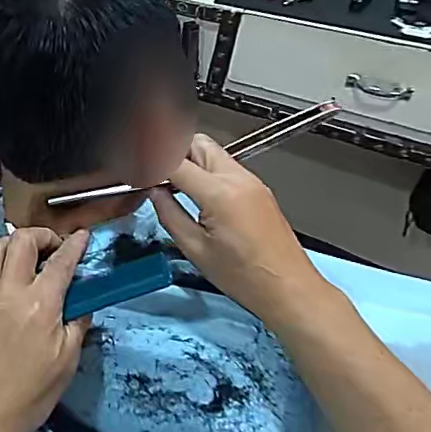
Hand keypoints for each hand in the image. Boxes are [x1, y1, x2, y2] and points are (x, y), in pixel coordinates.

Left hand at [0, 227, 90, 431]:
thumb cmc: (31, 393)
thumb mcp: (67, 360)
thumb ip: (78, 322)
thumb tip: (81, 300)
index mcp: (40, 304)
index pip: (61, 261)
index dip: (75, 244)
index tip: (84, 235)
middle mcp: (10, 291)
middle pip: (22, 240)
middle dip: (42, 236)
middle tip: (54, 248)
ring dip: (16, 244)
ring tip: (29, 257)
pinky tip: (6, 275)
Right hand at [150, 134, 323, 324]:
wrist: (289, 288)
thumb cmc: (247, 277)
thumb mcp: (196, 249)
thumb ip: (169, 214)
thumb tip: (155, 194)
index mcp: (220, 193)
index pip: (175, 161)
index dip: (153, 164)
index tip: (141, 173)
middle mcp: (238, 178)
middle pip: (196, 143)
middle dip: (172, 154)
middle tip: (157, 177)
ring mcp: (252, 181)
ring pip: (212, 151)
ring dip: (191, 162)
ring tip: (176, 188)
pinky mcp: (259, 189)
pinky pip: (227, 167)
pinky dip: (208, 172)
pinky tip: (199, 195)